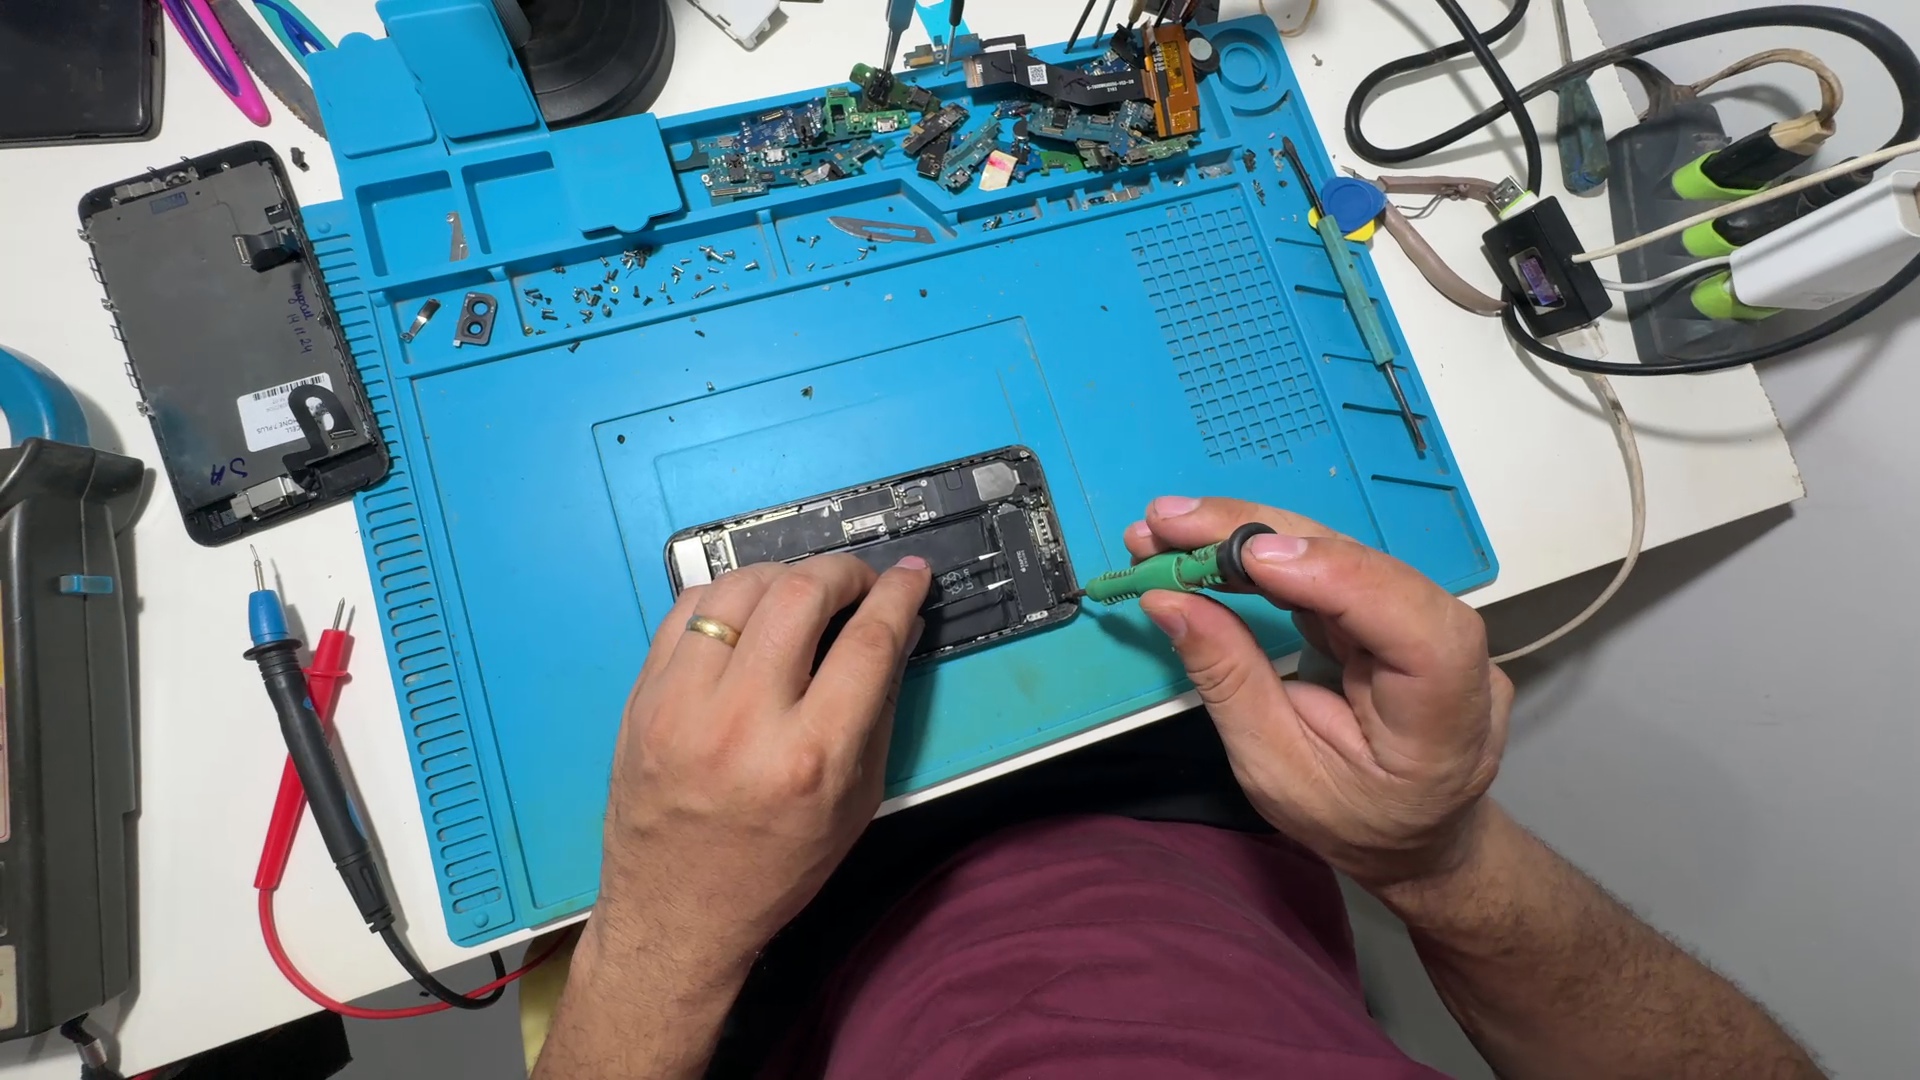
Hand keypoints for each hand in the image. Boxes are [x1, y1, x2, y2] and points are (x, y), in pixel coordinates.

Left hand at [595, 554, 931, 968]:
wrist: (677, 915)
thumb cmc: (782, 865)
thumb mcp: (858, 799)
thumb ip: (881, 706)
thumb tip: (898, 629)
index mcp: (810, 758)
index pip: (868, 643)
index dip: (899, 594)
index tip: (913, 574)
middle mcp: (743, 722)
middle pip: (800, 596)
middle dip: (844, 571)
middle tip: (859, 583)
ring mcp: (681, 704)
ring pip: (739, 588)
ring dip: (786, 574)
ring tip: (805, 593)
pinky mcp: (642, 697)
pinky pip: (688, 609)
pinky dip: (731, 593)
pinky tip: (751, 610)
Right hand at [1127, 496, 1510, 890]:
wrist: (1412, 835)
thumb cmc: (1349, 818)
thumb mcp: (1272, 767)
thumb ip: (1227, 681)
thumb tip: (1168, 601)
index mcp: (1446, 722)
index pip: (1419, 630)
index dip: (1338, 577)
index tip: (1249, 556)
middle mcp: (1450, 652)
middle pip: (1365, 566)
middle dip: (1259, 534)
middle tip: (1166, 522)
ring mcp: (1418, 619)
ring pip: (1333, 553)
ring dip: (1241, 534)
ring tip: (1164, 531)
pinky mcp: (1380, 607)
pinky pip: (1316, 566)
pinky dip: (1252, 553)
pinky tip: (1201, 547)